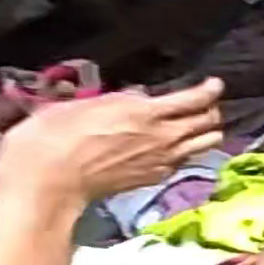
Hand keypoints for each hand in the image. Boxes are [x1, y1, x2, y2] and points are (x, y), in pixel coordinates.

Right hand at [0, 79, 224, 204]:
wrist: (48, 180)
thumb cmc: (50, 137)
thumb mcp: (80, 106)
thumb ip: (119, 101)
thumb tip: (141, 98)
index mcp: (147, 114)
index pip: (195, 99)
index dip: (210, 90)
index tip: (215, 84)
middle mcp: (167, 136)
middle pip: (210, 120)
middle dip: (211, 109)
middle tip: (204, 105)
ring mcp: (168, 157)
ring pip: (210, 141)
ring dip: (208, 131)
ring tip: (197, 126)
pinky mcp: (161, 174)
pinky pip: (189, 158)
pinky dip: (189, 150)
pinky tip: (176, 147)